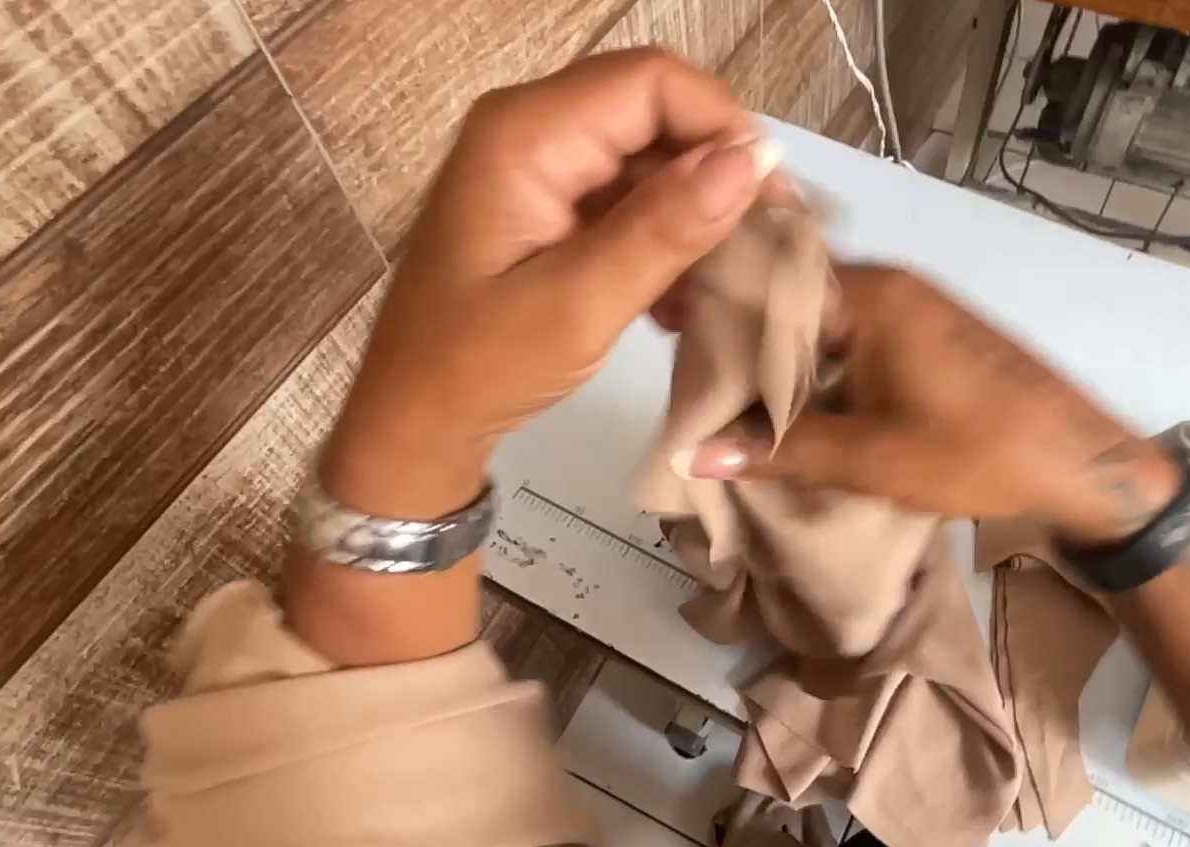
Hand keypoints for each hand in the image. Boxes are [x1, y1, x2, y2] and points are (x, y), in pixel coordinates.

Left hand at [321, 48, 776, 517]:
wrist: (419, 419)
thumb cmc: (482, 367)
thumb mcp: (579, 303)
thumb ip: (663, 229)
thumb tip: (751, 159)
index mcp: (526, 136)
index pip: (650, 84)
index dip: (722, 126)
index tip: (770, 200)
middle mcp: (533, 136)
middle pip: (652, 121)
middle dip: (714, 179)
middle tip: (761, 248)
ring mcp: (540, 179)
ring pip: (646, 170)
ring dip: (692, 223)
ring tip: (723, 287)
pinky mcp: (550, 220)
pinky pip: (625, 211)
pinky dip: (662, 249)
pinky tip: (679, 304)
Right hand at [691, 266, 1180, 543]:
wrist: (1082, 465)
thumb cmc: (977, 451)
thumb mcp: (869, 457)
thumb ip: (778, 450)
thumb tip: (693, 454)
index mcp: (872, 295)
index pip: (770, 289)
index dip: (720, 325)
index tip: (680, 361)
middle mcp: (890, 285)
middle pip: (794, 308)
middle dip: (748, 352)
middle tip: (699, 393)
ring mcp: (913, 310)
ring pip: (823, 330)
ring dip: (785, 368)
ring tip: (734, 408)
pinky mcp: (927, 338)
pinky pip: (853, 344)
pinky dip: (821, 374)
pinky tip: (796, 411)